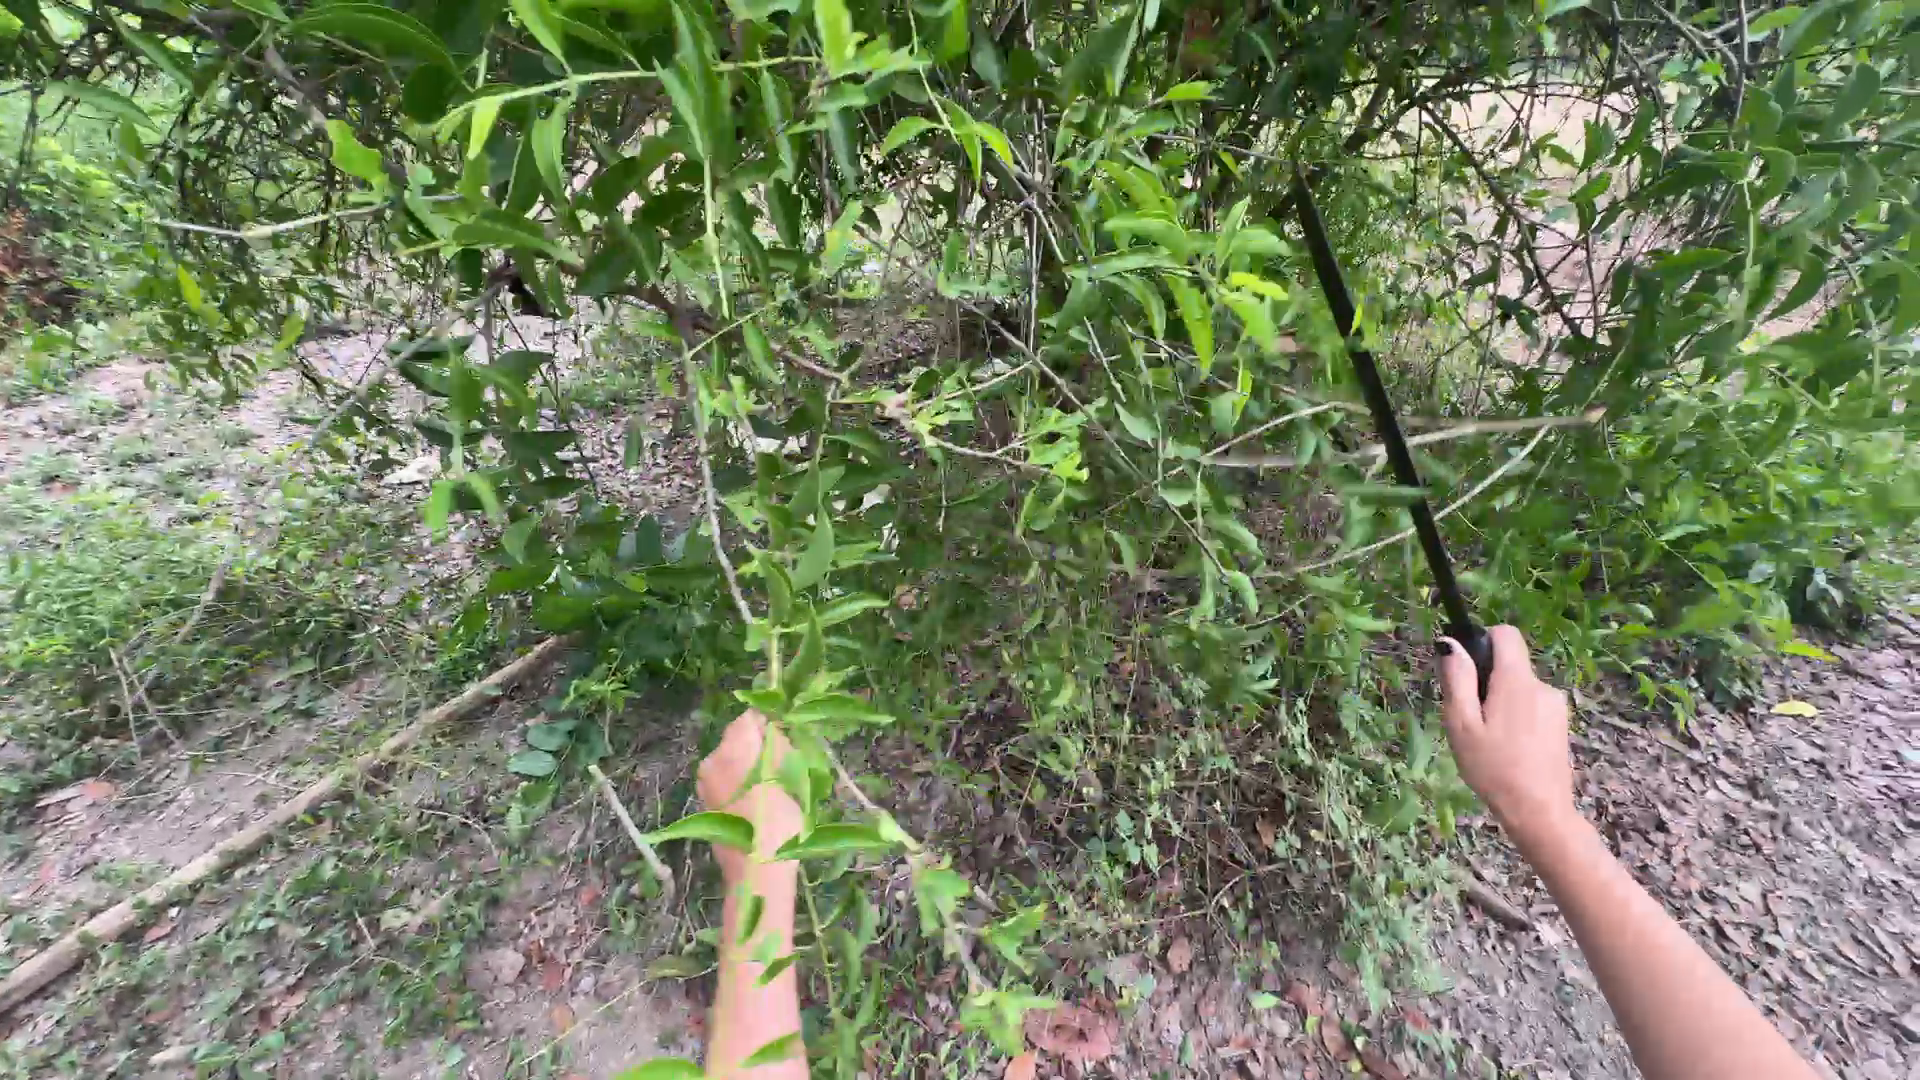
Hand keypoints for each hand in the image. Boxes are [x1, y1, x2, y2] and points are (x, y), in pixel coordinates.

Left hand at [696, 710, 804, 881]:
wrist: (756, 870)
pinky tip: (758, 799)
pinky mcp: (706, 800)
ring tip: (772, 784)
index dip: (768, 725)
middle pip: (738, 737)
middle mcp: (712, 761)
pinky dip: (740, 780)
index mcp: (732, 750)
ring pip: (731, 758)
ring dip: (750, 763)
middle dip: (759, 744)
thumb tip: (772, 726)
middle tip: (783, 763)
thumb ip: (778, 744)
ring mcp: (705, 783)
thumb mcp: (790, 775)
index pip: (749, 718)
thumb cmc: (779, 820)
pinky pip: (725, 777)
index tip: (786, 739)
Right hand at [1437, 625, 1577, 844]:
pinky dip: (1512, 716)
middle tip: (1468, 716)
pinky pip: (1529, 705)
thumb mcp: (1461, 722)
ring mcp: (1556, 708)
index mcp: (1517, 682)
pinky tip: (1504, 745)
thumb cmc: (1491, 766)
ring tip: (1484, 736)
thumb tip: (1450, 643)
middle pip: (1508, 664)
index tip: (1465, 668)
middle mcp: (1542, 687)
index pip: (1506, 635)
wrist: (1538, 811)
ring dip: (1497, 701)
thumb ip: (1457, 679)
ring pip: (1517, 687)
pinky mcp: (1560, 725)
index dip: (1482, 640)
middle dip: (1484, 680)